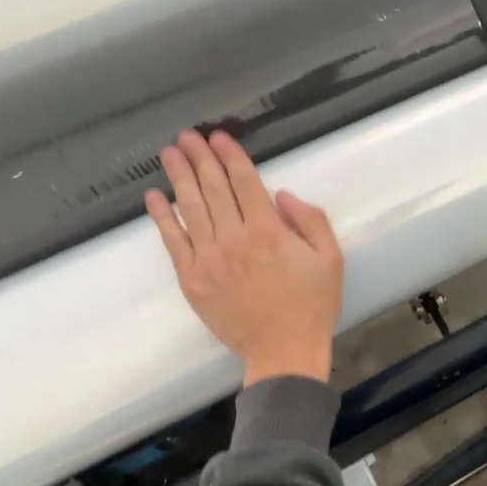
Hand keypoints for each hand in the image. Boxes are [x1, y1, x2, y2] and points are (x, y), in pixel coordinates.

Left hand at [145, 130, 343, 386]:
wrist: (284, 349)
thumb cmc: (314, 305)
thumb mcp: (332, 259)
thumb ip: (312, 222)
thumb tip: (282, 195)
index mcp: (269, 231)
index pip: (245, 183)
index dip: (231, 156)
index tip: (219, 137)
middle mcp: (234, 238)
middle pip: (213, 189)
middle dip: (200, 158)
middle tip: (188, 136)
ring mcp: (208, 258)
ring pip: (189, 208)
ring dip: (179, 177)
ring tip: (170, 153)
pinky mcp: (192, 278)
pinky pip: (172, 241)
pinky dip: (162, 217)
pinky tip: (154, 198)